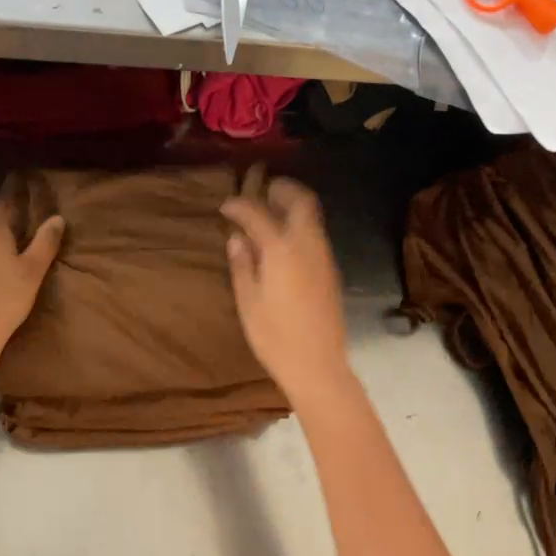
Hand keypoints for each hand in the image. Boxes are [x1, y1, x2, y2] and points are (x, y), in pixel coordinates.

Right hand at [221, 178, 350, 394]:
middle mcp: (307, 245)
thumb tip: (237, 239)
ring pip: (312, 218)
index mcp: (282, 250)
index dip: (239, 206)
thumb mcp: (248, 301)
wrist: (318, 365)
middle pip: (300, 201)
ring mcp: (323, 257)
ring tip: (268, 213)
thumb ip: (242, 265)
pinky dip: (299, 227)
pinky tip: (282, 242)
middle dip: (281, 190)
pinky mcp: (330, 271)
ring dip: (292, 207)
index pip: (258, 214)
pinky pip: (315, 236)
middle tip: (261, 191)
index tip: (225, 207)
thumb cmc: (275, 337)